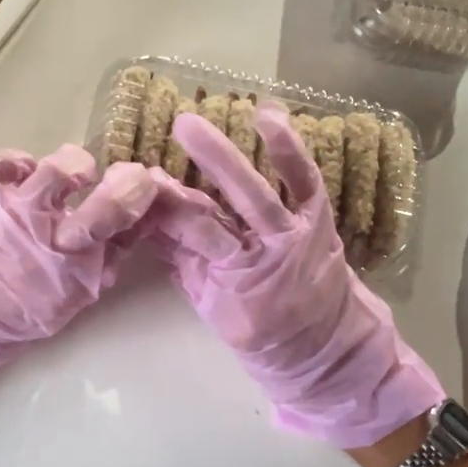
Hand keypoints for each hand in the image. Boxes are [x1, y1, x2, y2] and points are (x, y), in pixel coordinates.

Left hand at [0, 145, 156, 420]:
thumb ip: (96, 268)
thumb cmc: (3, 325)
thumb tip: (126, 231)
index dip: (149, 201)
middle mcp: (55, 239)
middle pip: (113, 195)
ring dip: (74, 169)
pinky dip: (22, 165)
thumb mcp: (63, 307)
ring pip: (65, 166)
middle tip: (124, 179)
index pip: (131, 227)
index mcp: (79, 275)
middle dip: (128, 183)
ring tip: (68, 178)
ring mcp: (17, 210)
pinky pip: (14, 160)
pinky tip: (21, 180)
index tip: (152, 188)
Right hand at [140, 105, 443, 448]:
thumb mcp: (212, 305)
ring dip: (229, 157)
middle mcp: (265, 253)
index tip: (142, 182)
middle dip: (202, 169)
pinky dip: (289, 150)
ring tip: (202, 123)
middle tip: (178, 128)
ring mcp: (296, 234)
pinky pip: (305, 182)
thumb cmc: (261, 335)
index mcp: (233, 278)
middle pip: (224, 206)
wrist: (325, 351)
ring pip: (259, 192)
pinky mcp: (318, 221)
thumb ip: (183, 262)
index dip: (166, 206)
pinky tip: (268, 116)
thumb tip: (148, 224)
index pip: (192, 232)